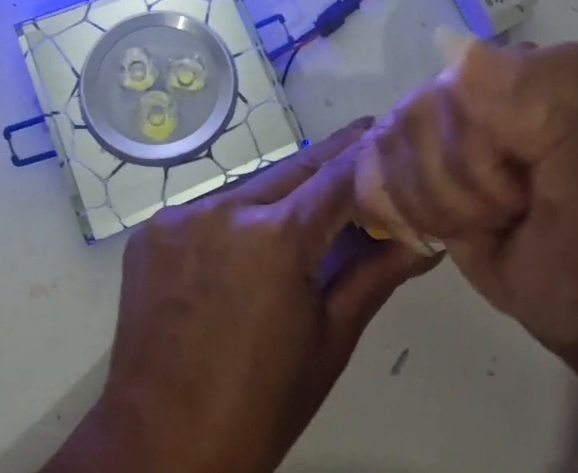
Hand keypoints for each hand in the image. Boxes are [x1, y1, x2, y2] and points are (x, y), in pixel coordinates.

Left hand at [46, 120, 438, 472]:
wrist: (160, 446)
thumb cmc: (261, 404)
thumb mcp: (331, 338)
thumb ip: (377, 273)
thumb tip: (424, 237)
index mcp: (276, 237)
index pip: (340, 173)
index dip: (372, 152)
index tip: (396, 136)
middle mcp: (224, 208)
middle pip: (295, 168)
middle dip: (334, 165)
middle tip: (368, 160)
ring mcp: (181, 216)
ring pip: (252, 185)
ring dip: (286, 193)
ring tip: (313, 216)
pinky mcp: (152, 231)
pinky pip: (211, 208)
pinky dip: (240, 217)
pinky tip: (253, 248)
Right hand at [355, 40, 577, 356]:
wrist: (565, 299)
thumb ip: (547, 118)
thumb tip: (466, 51)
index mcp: (555, 72)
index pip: (480, 75)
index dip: (486, 146)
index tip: (528, 189)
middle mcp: (502, 70)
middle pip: (436, 106)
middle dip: (466, 182)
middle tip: (514, 209)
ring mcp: (454, 100)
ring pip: (403, 133)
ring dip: (441, 199)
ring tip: (488, 217)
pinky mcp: (418, 131)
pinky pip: (381, 155)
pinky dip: (413, 203)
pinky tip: (453, 218)